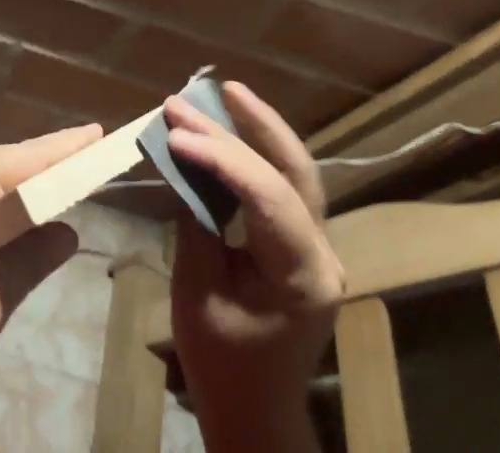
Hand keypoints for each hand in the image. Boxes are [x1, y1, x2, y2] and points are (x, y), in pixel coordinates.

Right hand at [166, 84, 343, 447]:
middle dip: (253, 127)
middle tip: (211, 90)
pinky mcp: (301, 246)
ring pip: (295, 175)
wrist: (255, 409)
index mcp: (303, 275)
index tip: (176, 134)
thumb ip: (197, 224)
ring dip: (258, 133)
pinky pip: (282, 190)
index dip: (222, 158)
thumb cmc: (221, 362)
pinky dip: (255, 157)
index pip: (268, 198)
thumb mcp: (198, 293)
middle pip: (297, 174)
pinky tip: (230, 133)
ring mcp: (317, 247)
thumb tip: (183, 165)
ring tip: (224, 95)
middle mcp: (323, 253)